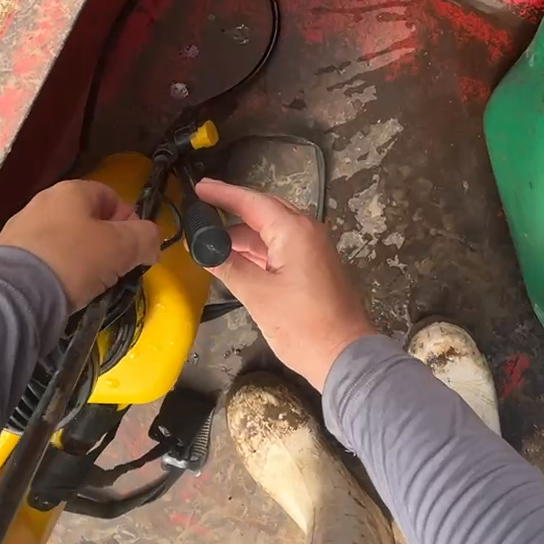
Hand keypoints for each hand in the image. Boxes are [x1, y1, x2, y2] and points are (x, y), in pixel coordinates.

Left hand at [0, 180, 160, 310]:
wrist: (12, 294)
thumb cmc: (74, 260)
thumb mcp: (123, 247)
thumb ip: (146, 238)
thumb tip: (152, 242)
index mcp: (72, 190)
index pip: (112, 197)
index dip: (129, 221)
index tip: (135, 249)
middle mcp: (43, 201)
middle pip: (87, 219)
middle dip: (105, 242)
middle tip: (114, 269)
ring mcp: (20, 227)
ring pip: (64, 240)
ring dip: (79, 258)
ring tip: (87, 285)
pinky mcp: (4, 256)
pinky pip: (42, 259)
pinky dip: (55, 272)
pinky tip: (60, 292)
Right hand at [197, 178, 375, 389]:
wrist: (344, 356)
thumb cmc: (302, 325)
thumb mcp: (258, 295)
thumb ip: (228, 266)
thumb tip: (203, 249)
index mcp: (294, 229)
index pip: (251, 201)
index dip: (223, 194)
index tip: (199, 187)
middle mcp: (306, 229)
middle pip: (262, 210)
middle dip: (231, 210)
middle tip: (201, 207)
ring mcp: (311, 246)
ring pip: (270, 230)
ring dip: (242, 234)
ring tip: (209, 238)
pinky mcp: (312, 264)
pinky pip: (279, 246)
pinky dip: (256, 249)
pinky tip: (233, 257)